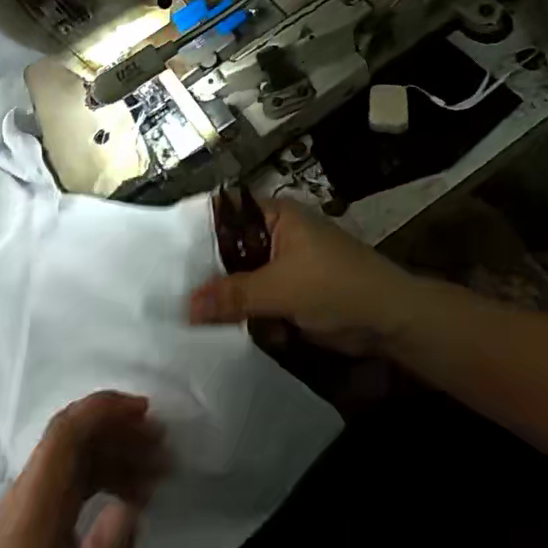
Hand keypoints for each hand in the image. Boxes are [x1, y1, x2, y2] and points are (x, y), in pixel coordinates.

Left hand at [0, 392, 168, 547]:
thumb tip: (127, 509)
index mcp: (28, 509)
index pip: (64, 432)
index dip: (104, 408)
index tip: (147, 411)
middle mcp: (24, 499)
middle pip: (73, 438)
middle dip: (122, 430)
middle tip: (164, 443)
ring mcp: (29, 511)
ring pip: (78, 457)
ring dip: (122, 452)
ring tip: (161, 468)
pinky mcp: (38, 525)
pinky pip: (76, 481)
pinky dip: (110, 476)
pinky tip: (137, 495)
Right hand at [187, 200, 419, 353]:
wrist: (387, 318)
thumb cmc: (336, 286)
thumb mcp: (280, 288)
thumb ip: (232, 295)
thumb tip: (184, 307)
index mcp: (278, 216)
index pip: (228, 214)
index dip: (197, 231)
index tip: (160, 254)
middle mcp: (278, 235)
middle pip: (231, 251)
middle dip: (208, 275)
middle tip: (165, 296)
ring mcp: (285, 266)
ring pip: (242, 280)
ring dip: (226, 301)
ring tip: (183, 321)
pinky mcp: (291, 295)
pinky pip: (257, 301)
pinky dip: (245, 316)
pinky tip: (218, 334)